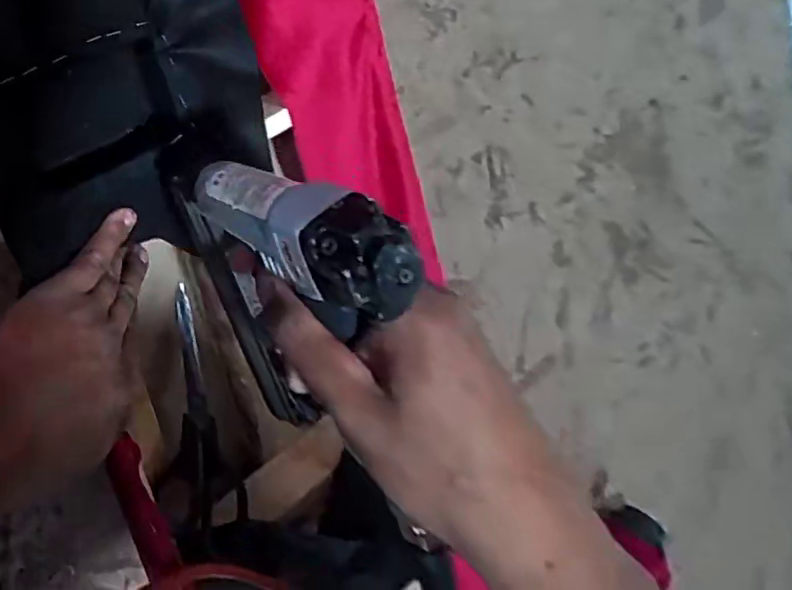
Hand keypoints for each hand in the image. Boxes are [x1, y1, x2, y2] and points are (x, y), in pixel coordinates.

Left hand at [0, 209, 148, 505]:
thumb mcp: (86, 447)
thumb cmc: (38, 448)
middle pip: (125, 307)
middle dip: (133, 282)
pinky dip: (110, 236)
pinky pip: (93, 258)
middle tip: (142, 258)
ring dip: (125, 258)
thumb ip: (100, 417)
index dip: (124, 334)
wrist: (7, 424)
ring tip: (135, 240)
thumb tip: (101, 401)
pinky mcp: (65, 292)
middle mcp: (115, 344)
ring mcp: (92, 314)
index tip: (121, 326)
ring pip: (113, 280)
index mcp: (121, 387)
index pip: (128, 354)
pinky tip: (123, 217)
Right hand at [262, 278, 653, 589]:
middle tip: (296, 373)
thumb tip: (269, 287)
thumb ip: (308, 345)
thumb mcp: (358, 413)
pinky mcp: (460, 346)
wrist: (536, 532)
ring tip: (326, 393)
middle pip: (352, 286)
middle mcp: (436, 298)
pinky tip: (363, 393)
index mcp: (413, 304)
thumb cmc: (440, 471)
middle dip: (315, 320)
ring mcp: (453, 322)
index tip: (255, 285)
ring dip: (340, 340)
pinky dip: (369, 350)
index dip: (288, 269)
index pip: (333, 259)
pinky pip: (398, 328)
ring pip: (372, 310)